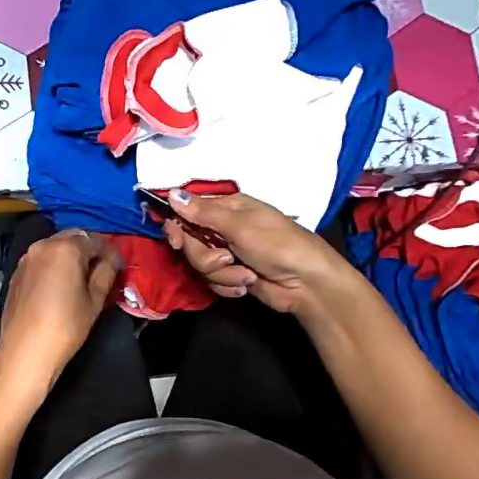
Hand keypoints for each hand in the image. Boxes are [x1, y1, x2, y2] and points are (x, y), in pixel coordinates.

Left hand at [0, 229, 121, 395]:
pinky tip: (59, 285)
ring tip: (81, 277)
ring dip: (70, 256)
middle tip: (100, 270)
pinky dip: (53, 265)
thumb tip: (110, 260)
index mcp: (66, 248)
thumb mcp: (94, 300)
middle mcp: (43, 246)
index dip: (110, 251)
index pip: (95, 240)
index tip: (117, 266)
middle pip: (72, 238)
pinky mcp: (16, 273)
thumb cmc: (66, 326)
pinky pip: (41, 260)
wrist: (25, 350)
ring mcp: (26, 259)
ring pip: (54, 247)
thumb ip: (106, 273)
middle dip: (88, 249)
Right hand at [163, 190, 350, 314]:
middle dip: (205, 257)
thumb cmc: (277, 244)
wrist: (306, 282)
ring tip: (246, 273)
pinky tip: (247, 283)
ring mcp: (226, 253)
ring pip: (200, 266)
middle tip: (226, 258)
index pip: (187, 213)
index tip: (175, 240)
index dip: (178, 227)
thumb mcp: (239, 225)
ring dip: (222, 274)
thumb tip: (171, 193)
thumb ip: (203, 212)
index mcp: (226, 208)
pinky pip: (212, 282)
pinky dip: (229, 285)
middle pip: (190, 243)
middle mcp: (223, 229)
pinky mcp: (231, 275)